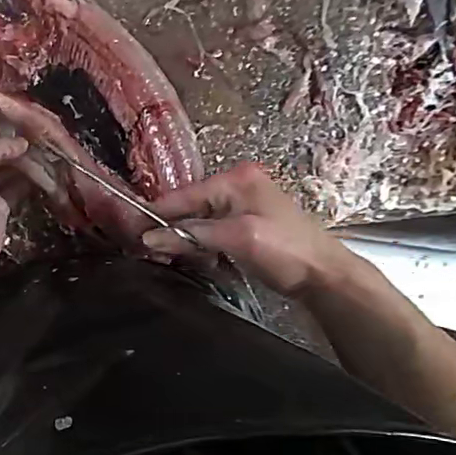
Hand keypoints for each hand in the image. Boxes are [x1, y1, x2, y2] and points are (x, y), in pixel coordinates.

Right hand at [145, 163, 351, 296]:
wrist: (324, 275)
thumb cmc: (285, 251)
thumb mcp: (237, 238)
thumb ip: (192, 234)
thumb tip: (149, 237)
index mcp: (236, 179)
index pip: (184, 194)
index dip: (157, 214)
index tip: (131, 231)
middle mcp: (237, 185)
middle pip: (189, 205)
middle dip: (168, 227)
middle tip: (144, 248)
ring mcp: (243, 204)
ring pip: (198, 219)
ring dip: (182, 237)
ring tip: (161, 254)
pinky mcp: (246, 223)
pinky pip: (211, 229)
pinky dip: (198, 242)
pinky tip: (187, 255)